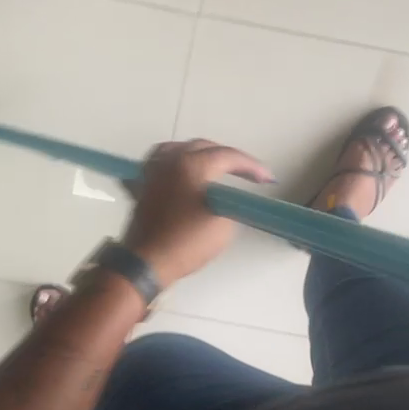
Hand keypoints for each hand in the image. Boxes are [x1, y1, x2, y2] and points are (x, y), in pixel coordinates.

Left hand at [120, 139, 273, 287]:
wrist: (146, 262)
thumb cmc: (186, 243)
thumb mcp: (223, 225)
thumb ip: (228, 203)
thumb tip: (221, 198)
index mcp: (192, 164)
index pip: (228, 156)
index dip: (251, 166)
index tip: (267, 178)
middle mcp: (170, 160)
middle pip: (202, 147)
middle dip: (226, 157)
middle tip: (244, 172)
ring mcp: (152, 172)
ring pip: (177, 150)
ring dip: (197, 154)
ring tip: (212, 165)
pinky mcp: (141, 187)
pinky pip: (158, 164)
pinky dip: (172, 164)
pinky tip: (177, 172)